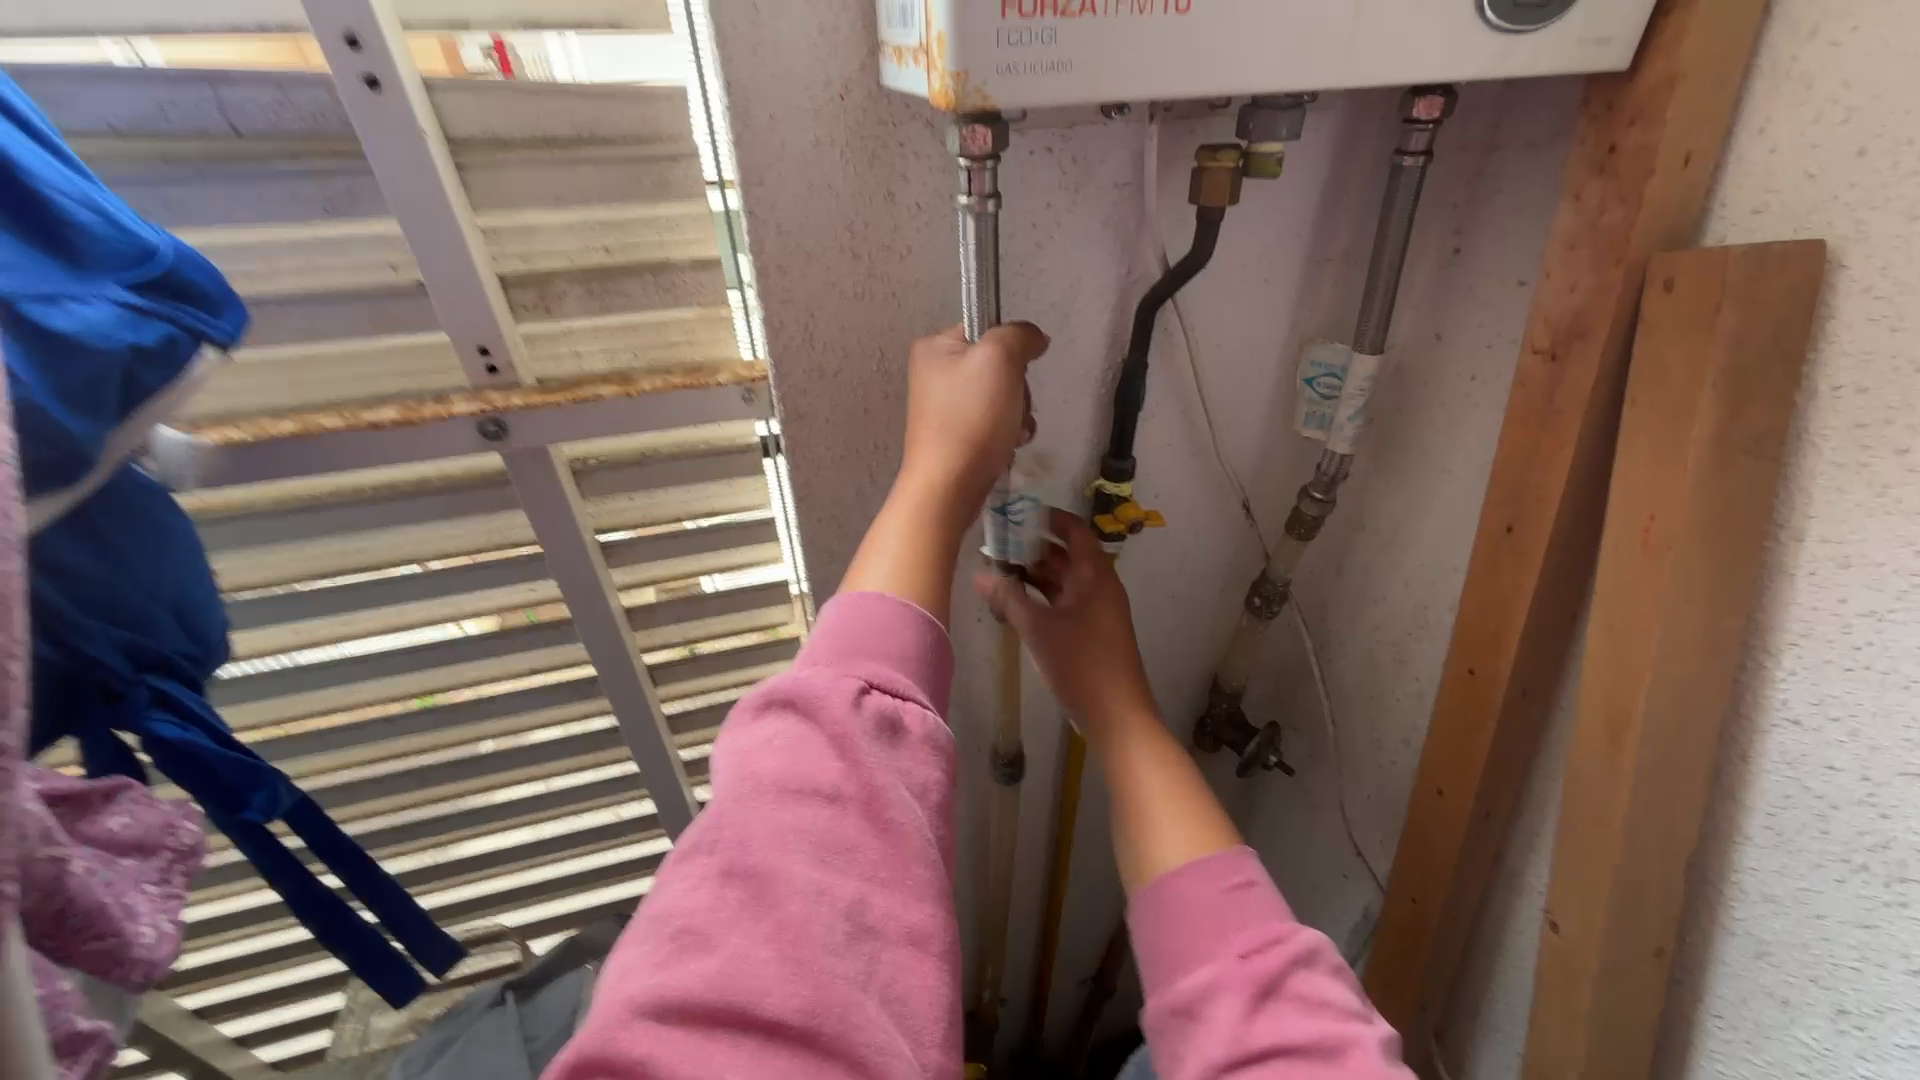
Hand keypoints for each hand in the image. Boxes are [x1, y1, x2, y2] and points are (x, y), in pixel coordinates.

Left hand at [898, 323, 1047, 523]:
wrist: (949, 487)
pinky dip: (1008, 434)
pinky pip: (993, 424)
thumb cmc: (971, 418)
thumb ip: (1020, 335)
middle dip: (1018, 388)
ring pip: (1001, 396)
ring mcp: (944, 408)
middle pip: (997, 365)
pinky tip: (1008, 446)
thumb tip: (1035, 338)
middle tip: (1014, 406)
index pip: (987, 327)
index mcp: (935, 346)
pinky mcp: (955, 437)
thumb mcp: (999, 359)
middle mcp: (935, 374)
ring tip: (1012, 432)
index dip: (1011, 347)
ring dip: (1018, 413)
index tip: (1017, 370)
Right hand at [974, 509, 1156, 733]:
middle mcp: (1099, 587)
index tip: (1017, 516)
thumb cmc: (1080, 662)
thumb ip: (1008, 598)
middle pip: (1066, 556)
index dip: (1049, 519)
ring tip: (997, 574)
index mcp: (1094, 575)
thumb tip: (979, 575)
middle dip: (1032, 550)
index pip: (1075, 531)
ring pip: (1063, 583)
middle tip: (996, 547)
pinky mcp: (1091, 633)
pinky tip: (1014, 606)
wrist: (1117, 715)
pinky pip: (1064, 604)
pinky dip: (1041, 599)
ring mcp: (1097, 611)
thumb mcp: (1038, 627)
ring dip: (1034, 577)